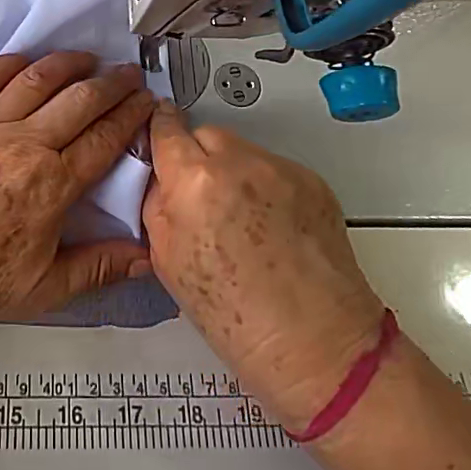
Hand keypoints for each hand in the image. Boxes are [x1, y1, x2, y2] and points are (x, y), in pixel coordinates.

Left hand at [0, 52, 156, 358]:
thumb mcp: (43, 288)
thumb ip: (98, 268)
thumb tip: (145, 258)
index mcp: (51, 184)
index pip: (104, 138)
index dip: (132, 116)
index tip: (148, 103)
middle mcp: (22, 144)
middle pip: (79, 100)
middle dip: (112, 83)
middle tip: (130, 75)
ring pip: (36, 80)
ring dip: (67, 64)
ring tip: (88, 58)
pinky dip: (8, 64)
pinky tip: (26, 61)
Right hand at [141, 100, 385, 431]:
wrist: (312, 341)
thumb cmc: (236, 312)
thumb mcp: (164, 255)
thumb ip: (156, 203)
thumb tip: (160, 179)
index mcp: (194, 179)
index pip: (166, 128)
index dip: (158, 130)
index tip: (156, 130)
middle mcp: (241, 163)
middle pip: (205, 134)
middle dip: (195, 156)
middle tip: (194, 194)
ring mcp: (282, 171)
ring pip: (241, 150)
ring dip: (229, 170)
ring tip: (234, 218)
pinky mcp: (314, 183)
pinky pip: (272, 169)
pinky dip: (261, 186)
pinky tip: (264, 225)